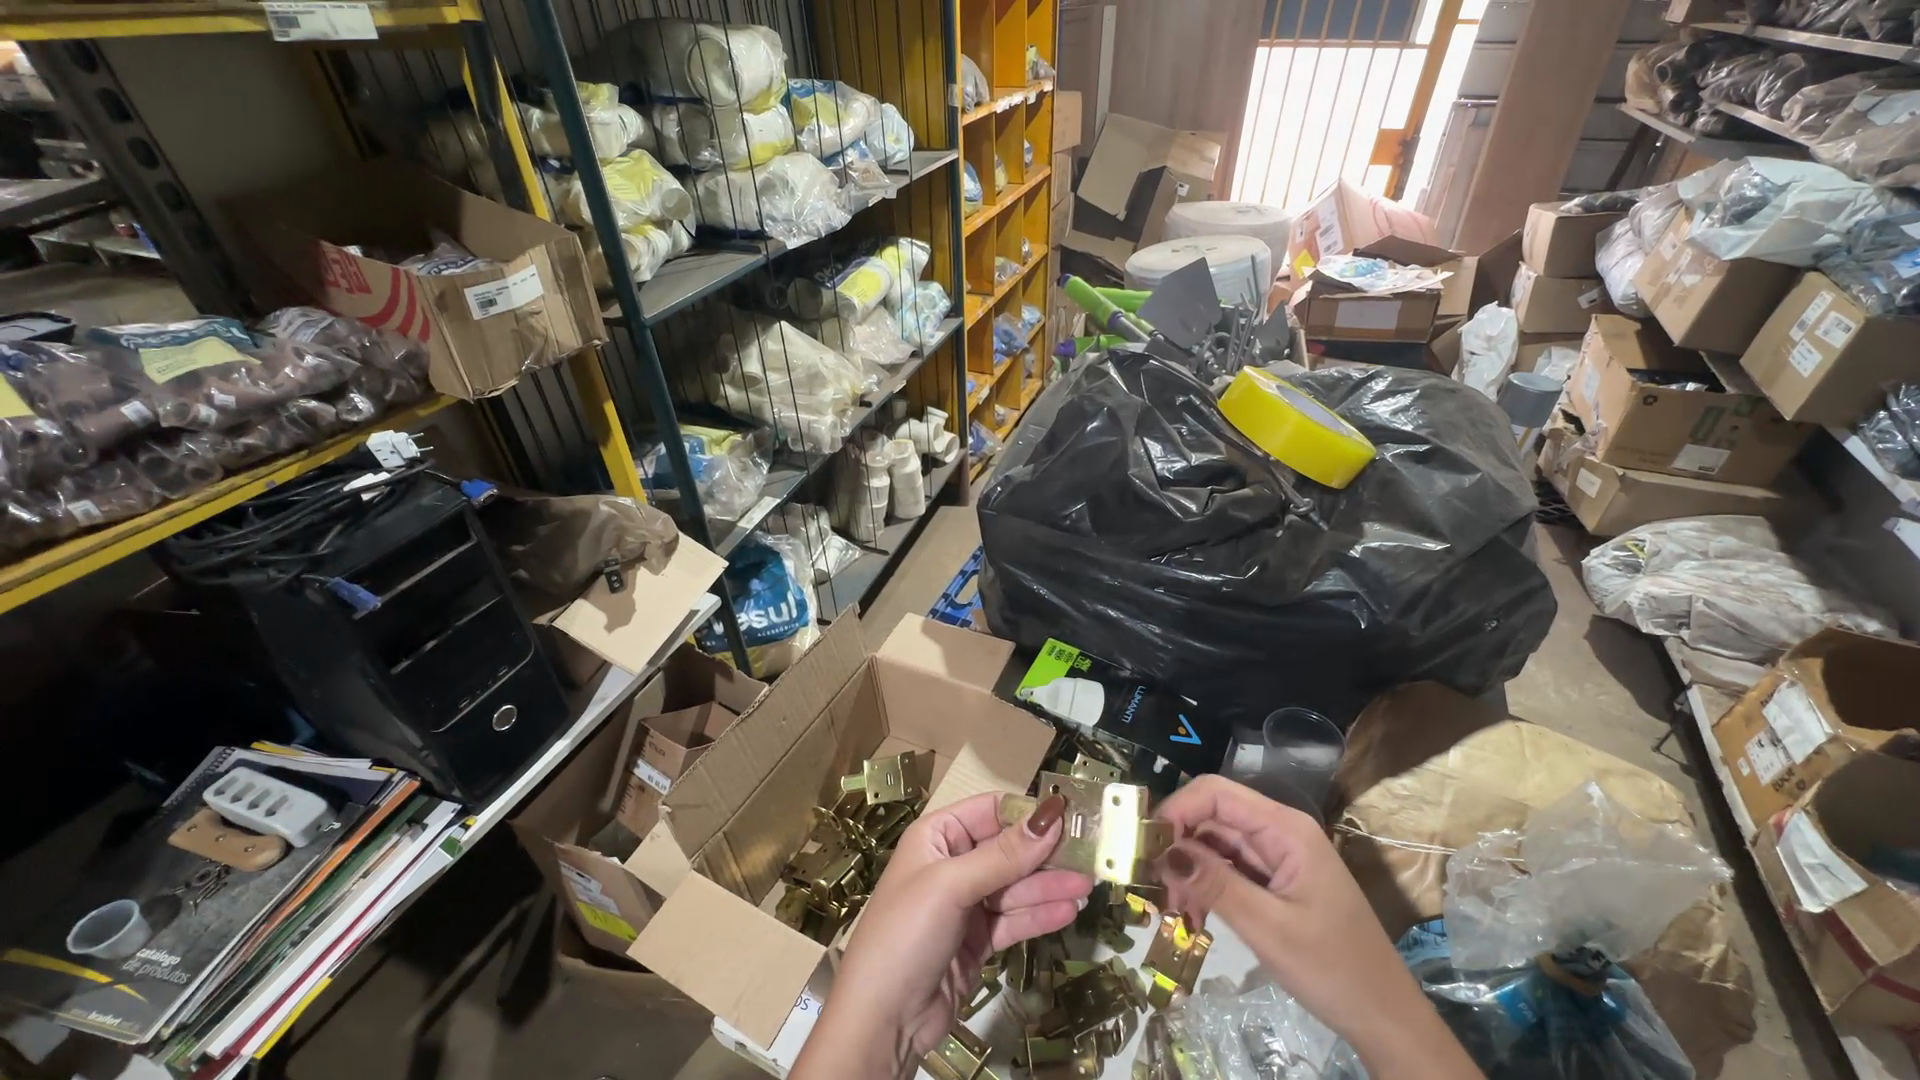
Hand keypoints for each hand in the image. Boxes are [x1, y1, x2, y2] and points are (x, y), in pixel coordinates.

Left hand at [792, 792, 1093, 1079]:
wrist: (881, 1019)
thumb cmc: (905, 934)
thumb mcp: (951, 886)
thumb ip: (1004, 854)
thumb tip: (1052, 814)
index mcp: (936, 837)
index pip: (990, 811)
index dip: (1028, 813)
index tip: (1070, 818)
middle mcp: (951, 864)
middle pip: (1008, 850)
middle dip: (1046, 854)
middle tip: (1091, 855)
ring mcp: (965, 904)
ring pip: (1015, 887)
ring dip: (1049, 886)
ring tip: (1088, 886)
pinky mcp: (977, 940)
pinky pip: (1014, 919)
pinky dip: (1040, 915)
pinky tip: (1068, 912)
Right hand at [1154, 776, 1481, 1078]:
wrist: (1385, 1018)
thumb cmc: (1333, 968)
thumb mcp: (1267, 927)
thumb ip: (1214, 883)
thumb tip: (1162, 849)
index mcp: (1285, 829)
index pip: (1215, 792)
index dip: (1176, 809)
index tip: (1146, 847)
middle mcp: (1279, 832)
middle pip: (1211, 817)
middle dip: (1177, 848)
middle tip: (1157, 892)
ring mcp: (1277, 857)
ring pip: (1214, 844)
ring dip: (1188, 872)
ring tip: (1176, 913)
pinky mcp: (1275, 881)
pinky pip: (1228, 869)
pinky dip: (1205, 888)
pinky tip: (1194, 917)